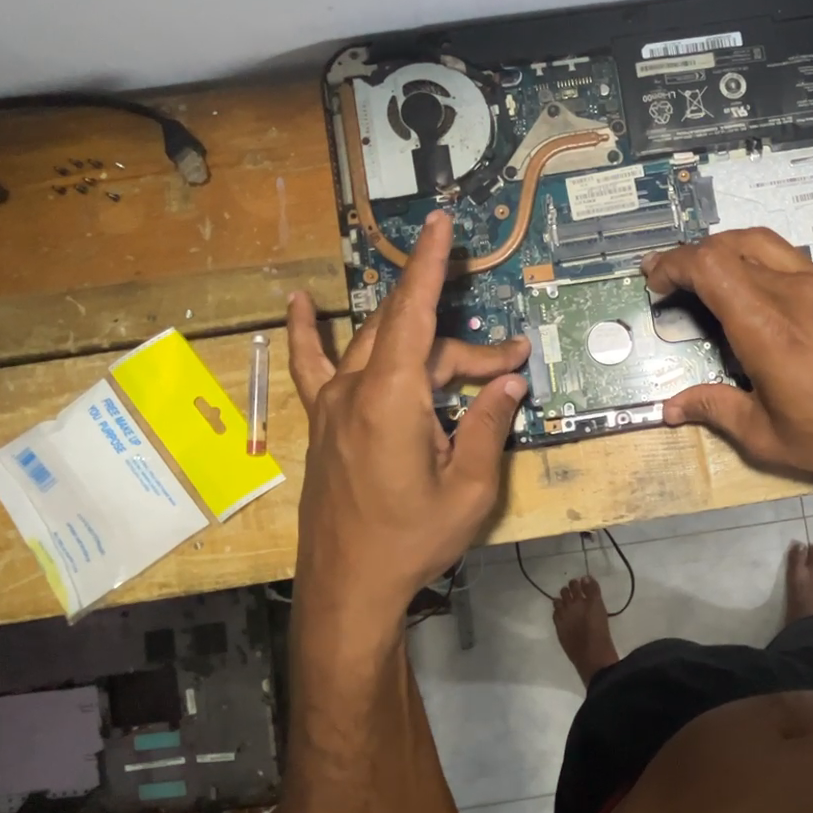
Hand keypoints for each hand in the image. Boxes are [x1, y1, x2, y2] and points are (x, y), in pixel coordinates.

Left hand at [286, 211, 530, 617]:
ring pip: (379, 348)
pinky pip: (315, 365)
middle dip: (467, 345)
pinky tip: (298, 303)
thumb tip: (507, 382)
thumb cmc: (413, 540)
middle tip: (513, 363)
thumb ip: (489, 425)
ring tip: (470, 360)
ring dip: (423, 344)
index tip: (443, 225)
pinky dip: (308, 331)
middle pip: (412, 339)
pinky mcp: (323, 424)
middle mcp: (354, 390)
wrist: (348, 587)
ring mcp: (331, 405)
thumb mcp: (470, 487)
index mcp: (391, 400)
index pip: (414, 314)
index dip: (430, 266)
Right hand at [641, 228, 812, 505]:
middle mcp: (794, 292)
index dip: (674, 265)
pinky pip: (789, 257)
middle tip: (671, 280)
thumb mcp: (765, 436)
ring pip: (763, 242)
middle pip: (731, 244)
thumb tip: (670, 408)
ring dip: (726, 249)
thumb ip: (714, 409)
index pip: (710, 266)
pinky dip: (757, 259)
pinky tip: (754, 291)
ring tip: (707, 276)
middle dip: (692, 255)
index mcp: (767, 326)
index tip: (655, 281)